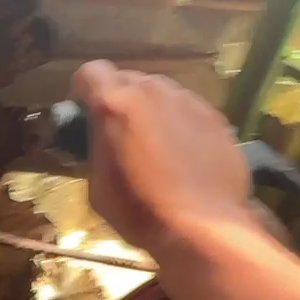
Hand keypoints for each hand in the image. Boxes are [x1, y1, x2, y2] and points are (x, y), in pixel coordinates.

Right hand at [71, 60, 256, 257]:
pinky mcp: (216, 117)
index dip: (83, 91)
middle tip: (120, 134)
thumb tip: (102, 140)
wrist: (201, 227)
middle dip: (120, 100)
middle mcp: (153, 90)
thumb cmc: (139, 212)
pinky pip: (189, 111)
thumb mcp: (97, 187)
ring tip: (155, 146)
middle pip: (129, 78)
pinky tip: (184, 156)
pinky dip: (180, 125)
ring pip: (162, 92)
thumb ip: (96, 150)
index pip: (90, 72)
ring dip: (152, 110)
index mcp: (114, 105)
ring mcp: (189, 101)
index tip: (86, 114)